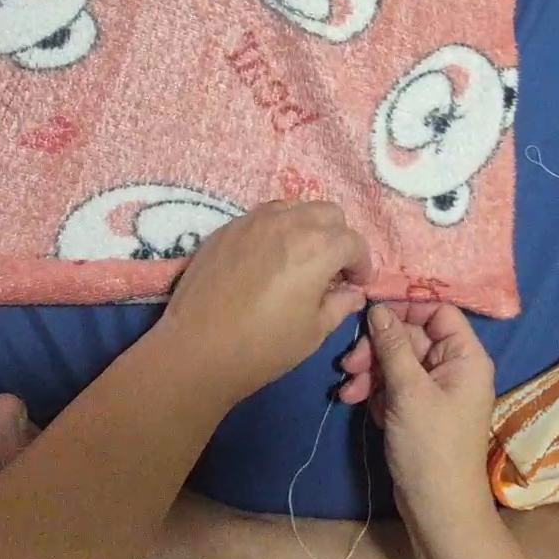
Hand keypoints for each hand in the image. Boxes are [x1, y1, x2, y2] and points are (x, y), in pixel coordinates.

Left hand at [157, 200, 372, 404]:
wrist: (195, 351)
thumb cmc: (263, 347)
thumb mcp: (314, 332)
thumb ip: (340, 305)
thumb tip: (352, 293)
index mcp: (318, 248)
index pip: (354, 241)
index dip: (362, 264)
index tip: (356, 284)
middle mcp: (290, 223)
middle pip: (329, 213)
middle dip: (338, 238)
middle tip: (331, 269)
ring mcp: (255, 220)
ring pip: (297, 207)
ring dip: (308, 227)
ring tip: (300, 257)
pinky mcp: (229, 227)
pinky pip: (264, 215)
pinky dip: (277, 228)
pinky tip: (268, 257)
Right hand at [338, 303, 496, 515]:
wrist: (438, 511)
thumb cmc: (431, 446)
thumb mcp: (409, 390)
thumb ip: (393, 345)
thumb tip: (378, 308)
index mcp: (466, 356)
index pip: (438, 312)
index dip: (406, 309)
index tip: (372, 315)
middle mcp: (453, 367)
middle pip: (411, 337)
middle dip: (377, 348)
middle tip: (350, 363)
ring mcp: (434, 389)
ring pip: (397, 361)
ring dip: (370, 370)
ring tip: (347, 389)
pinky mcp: (417, 409)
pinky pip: (393, 384)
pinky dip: (374, 390)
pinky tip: (357, 402)